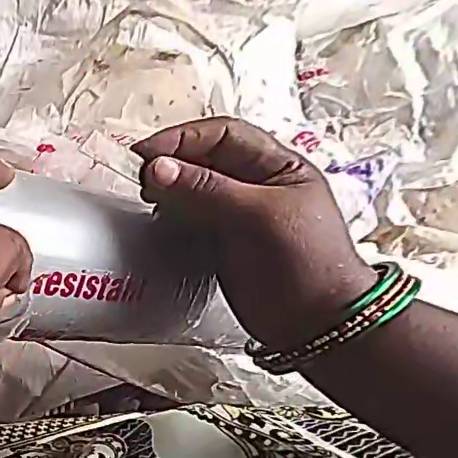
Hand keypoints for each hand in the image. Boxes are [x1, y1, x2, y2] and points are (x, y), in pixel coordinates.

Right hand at [132, 118, 375, 349]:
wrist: (314, 322)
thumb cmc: (304, 261)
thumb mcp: (259, 215)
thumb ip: (206, 189)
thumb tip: (155, 167)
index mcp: (275, 165)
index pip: (222, 134)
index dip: (182, 138)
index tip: (145, 154)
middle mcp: (251, 184)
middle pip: (201, 158)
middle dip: (169, 163)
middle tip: (142, 180)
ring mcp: (232, 213)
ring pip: (188, 187)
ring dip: (165, 188)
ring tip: (147, 200)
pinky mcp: (216, 240)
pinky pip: (184, 216)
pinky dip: (166, 213)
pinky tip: (157, 220)